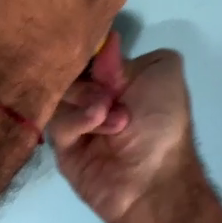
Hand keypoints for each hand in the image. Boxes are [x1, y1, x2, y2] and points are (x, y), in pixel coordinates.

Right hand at [46, 34, 198, 222]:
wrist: (156, 179)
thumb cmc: (163, 121)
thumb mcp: (164, 70)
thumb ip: (131, 50)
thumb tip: (103, 44)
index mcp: (115, 78)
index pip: (85, 52)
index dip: (86, 48)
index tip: (89, 46)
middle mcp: (92, 96)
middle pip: (66, 71)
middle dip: (87, 76)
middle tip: (109, 90)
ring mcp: (75, 121)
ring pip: (57, 94)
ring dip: (86, 99)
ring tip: (110, 113)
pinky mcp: (60, 146)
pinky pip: (57, 122)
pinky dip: (80, 120)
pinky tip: (100, 126)